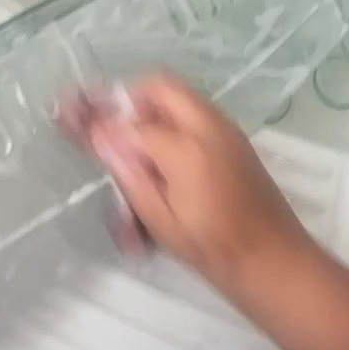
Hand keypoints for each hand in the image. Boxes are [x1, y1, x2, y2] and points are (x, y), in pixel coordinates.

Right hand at [66, 74, 315, 294]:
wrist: (278, 264)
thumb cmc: (215, 251)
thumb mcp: (162, 220)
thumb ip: (129, 172)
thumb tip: (99, 137)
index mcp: (186, 148)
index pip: (131, 123)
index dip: (99, 122)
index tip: (71, 119)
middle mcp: (207, 125)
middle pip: (158, 86)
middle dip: (127, 96)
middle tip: (104, 118)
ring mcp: (224, 127)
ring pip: (178, 94)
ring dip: (148, 103)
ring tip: (126, 131)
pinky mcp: (233, 137)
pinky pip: (193, 109)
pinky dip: (169, 115)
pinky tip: (156, 147)